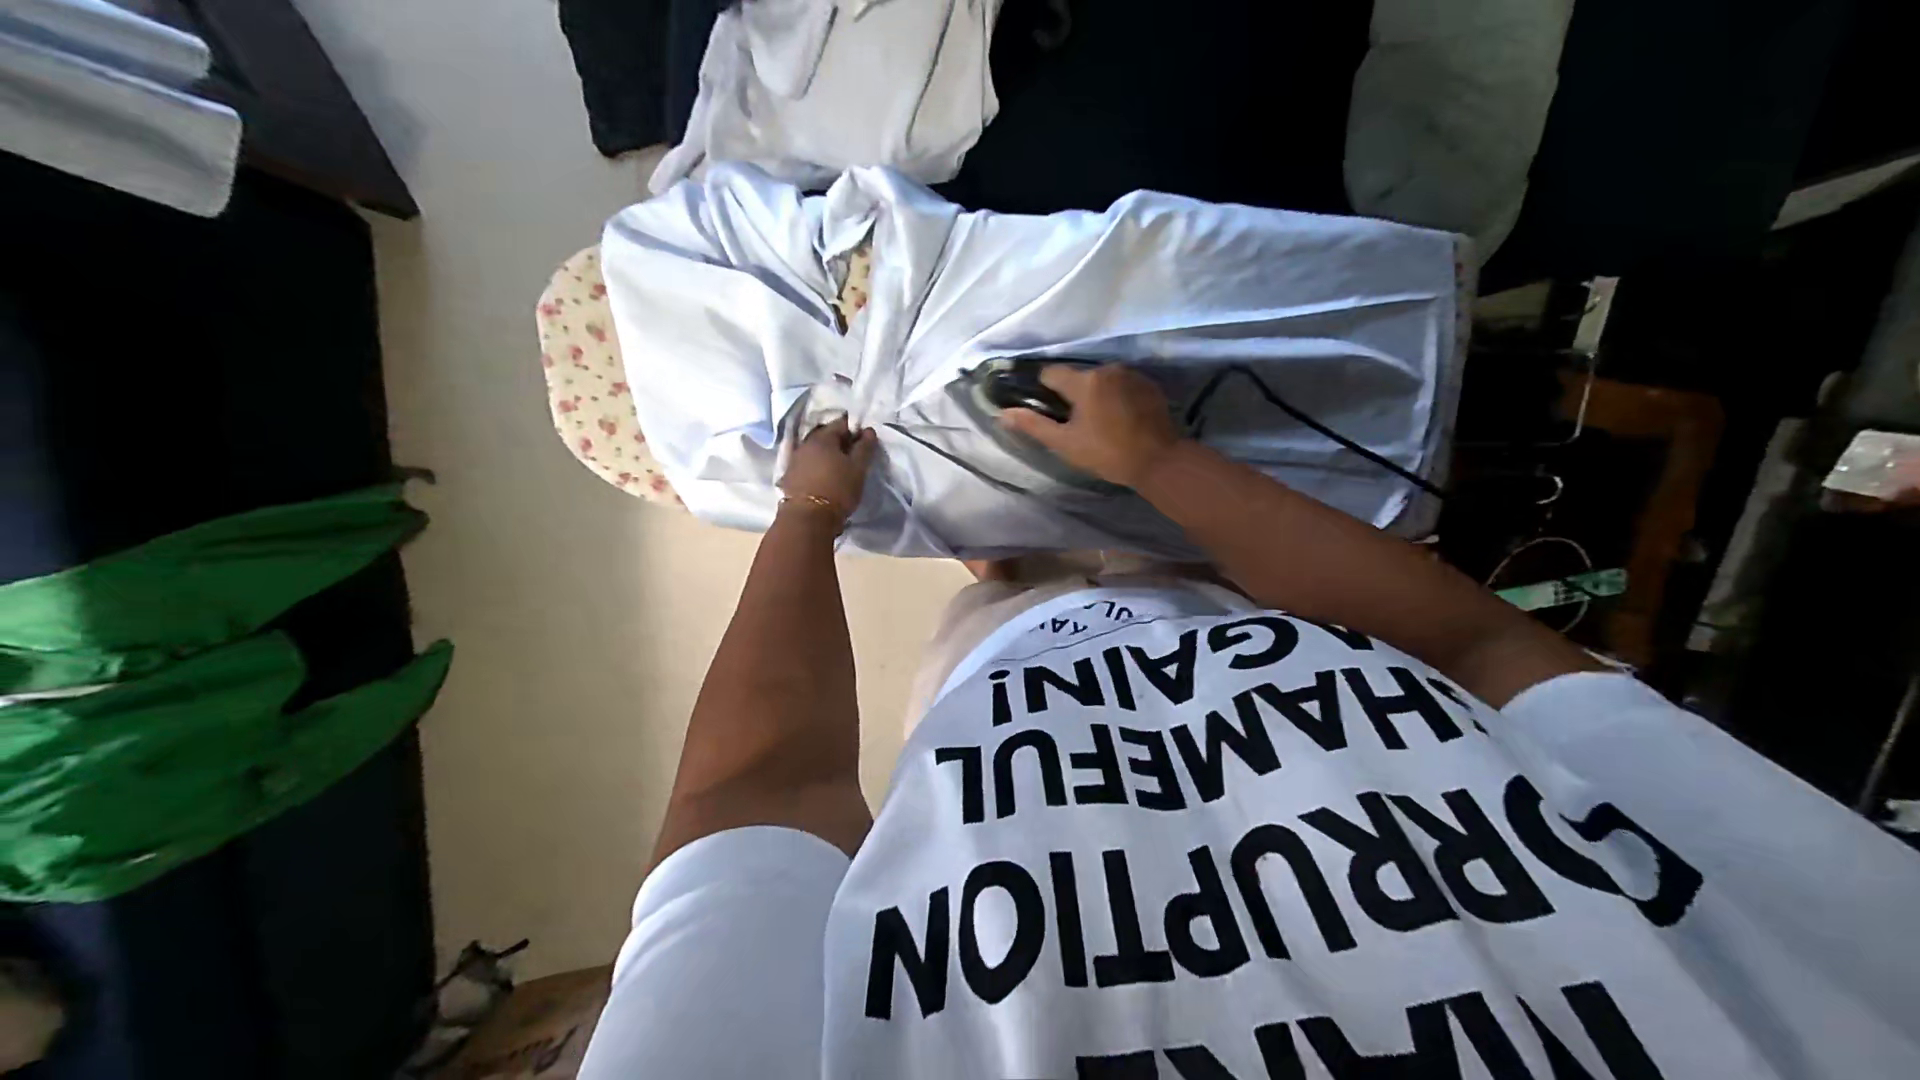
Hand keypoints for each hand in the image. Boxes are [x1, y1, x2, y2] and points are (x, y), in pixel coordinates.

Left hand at [781, 417, 877, 525]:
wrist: (808, 518)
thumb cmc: (838, 489)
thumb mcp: (858, 468)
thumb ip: (864, 448)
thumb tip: (868, 430)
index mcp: (823, 437)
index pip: (841, 423)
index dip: (855, 430)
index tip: (864, 442)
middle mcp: (805, 443)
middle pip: (826, 436)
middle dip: (840, 442)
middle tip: (853, 455)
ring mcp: (794, 460)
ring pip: (815, 450)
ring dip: (827, 455)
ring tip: (839, 468)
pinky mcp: (789, 476)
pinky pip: (807, 464)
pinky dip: (817, 466)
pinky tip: (824, 476)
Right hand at [999, 364, 1180, 487]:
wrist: (1159, 461)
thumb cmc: (1107, 454)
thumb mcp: (1065, 443)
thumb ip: (1034, 425)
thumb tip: (1003, 413)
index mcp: (1084, 382)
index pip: (1051, 373)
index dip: (1044, 390)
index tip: (1048, 409)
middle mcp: (1107, 369)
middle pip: (1078, 376)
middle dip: (1073, 394)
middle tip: (1076, 423)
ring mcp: (1131, 374)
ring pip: (1101, 380)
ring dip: (1096, 394)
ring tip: (1100, 421)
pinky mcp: (1149, 384)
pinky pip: (1122, 384)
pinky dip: (1116, 396)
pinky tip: (1120, 418)